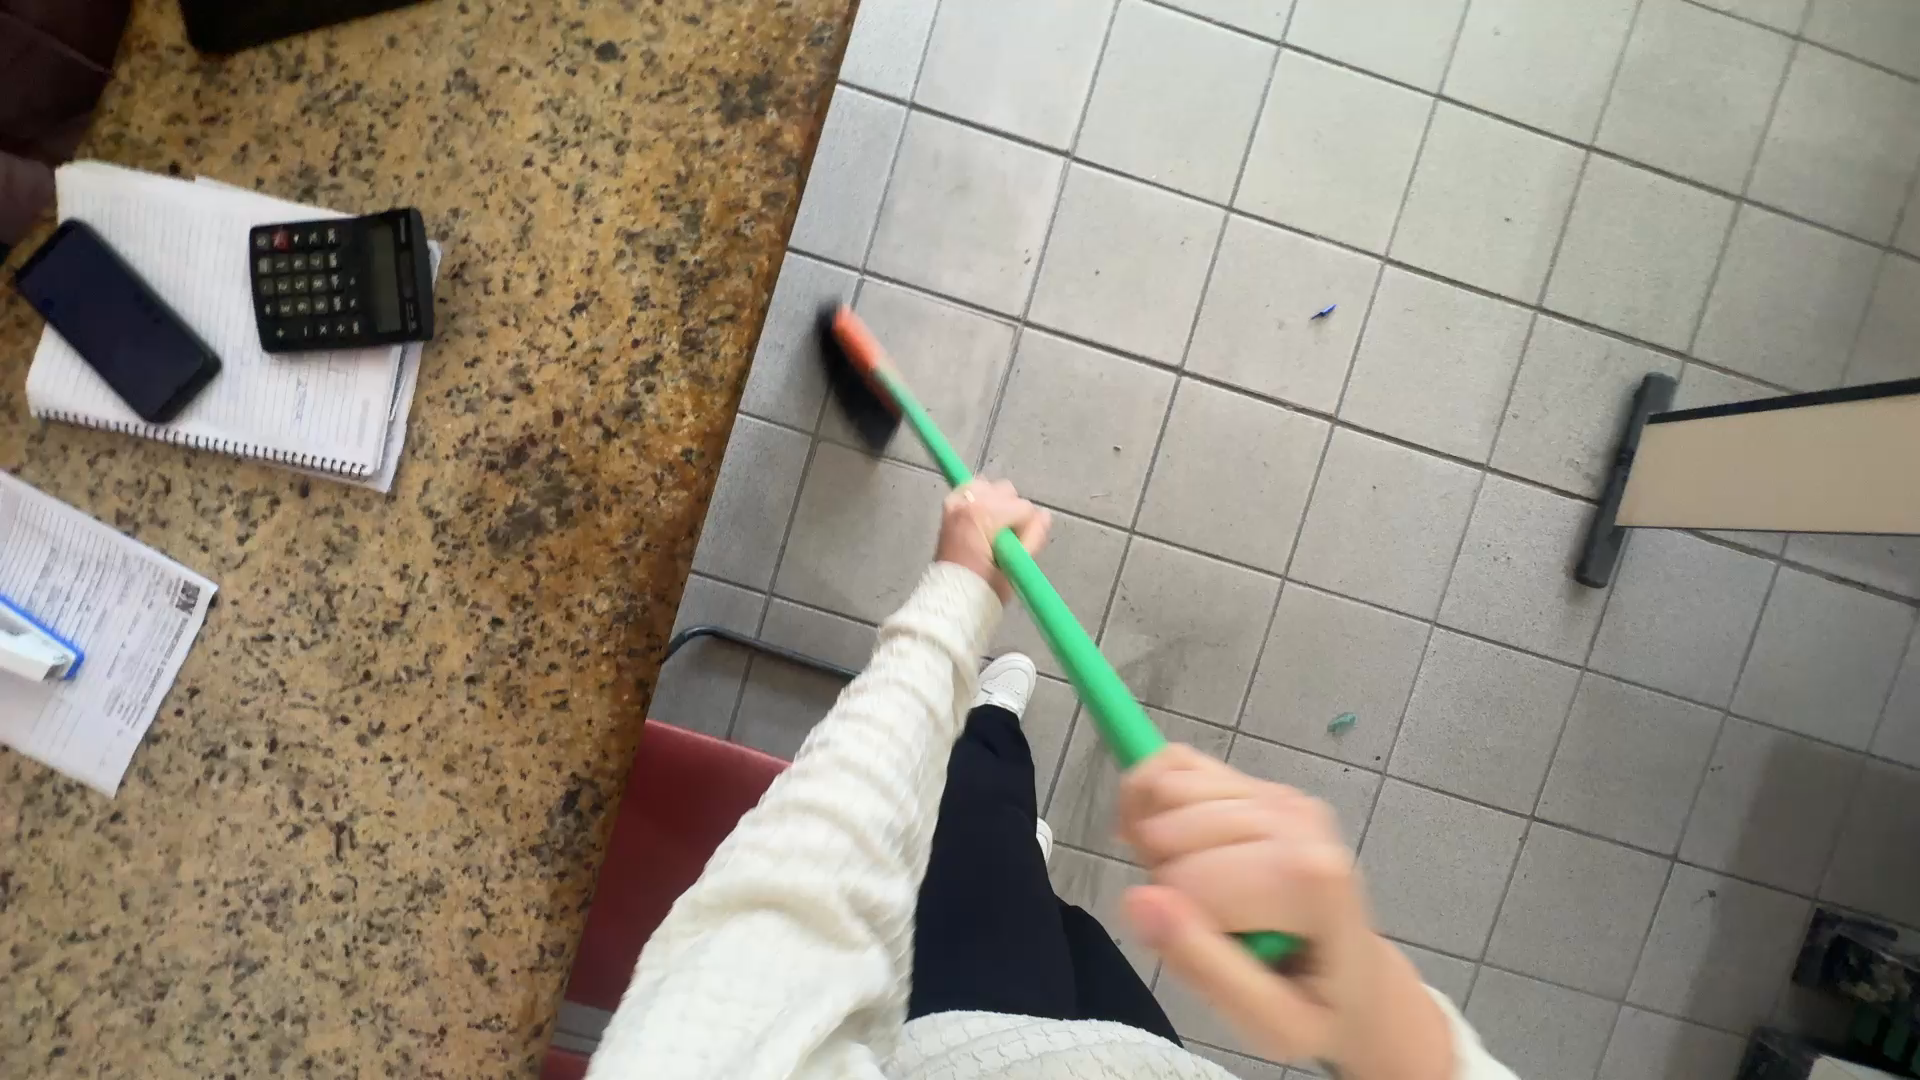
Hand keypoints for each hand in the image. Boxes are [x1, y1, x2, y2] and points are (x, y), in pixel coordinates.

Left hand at [934, 479, 1051, 603]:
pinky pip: (971, 489)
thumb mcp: (1016, 565)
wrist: (951, 597)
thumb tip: (1044, 515)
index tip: (1017, 547)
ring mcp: (956, 501)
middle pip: (1007, 492)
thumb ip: (1034, 536)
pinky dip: (979, 499)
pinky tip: (981, 520)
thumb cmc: (985, 586)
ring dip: (995, 504)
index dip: (1026, 528)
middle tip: (1005, 538)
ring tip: (992, 530)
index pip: (1024, 507)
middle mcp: (969, 500)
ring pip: (989, 487)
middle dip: (1011, 512)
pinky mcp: (950, 505)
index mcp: (985, 514)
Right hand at [1118, 746, 1451, 1079]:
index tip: (1198, 945)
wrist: (1356, 974)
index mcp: (1308, 876)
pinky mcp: (1255, 779)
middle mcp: (1295, 819)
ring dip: (1150, 831)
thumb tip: (1137, 900)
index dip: (1175, 917)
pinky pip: (1175, 760)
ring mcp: (1276, 792)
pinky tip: (1153, 827)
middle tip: (1188, 913)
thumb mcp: (1271, 1021)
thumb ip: (1205, 965)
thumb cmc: (1315, 1003)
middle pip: (1173, 826)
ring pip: (1167, 786)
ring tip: (1176, 873)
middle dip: (1161, 871)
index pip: (1191, 877)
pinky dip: (1146, 789)